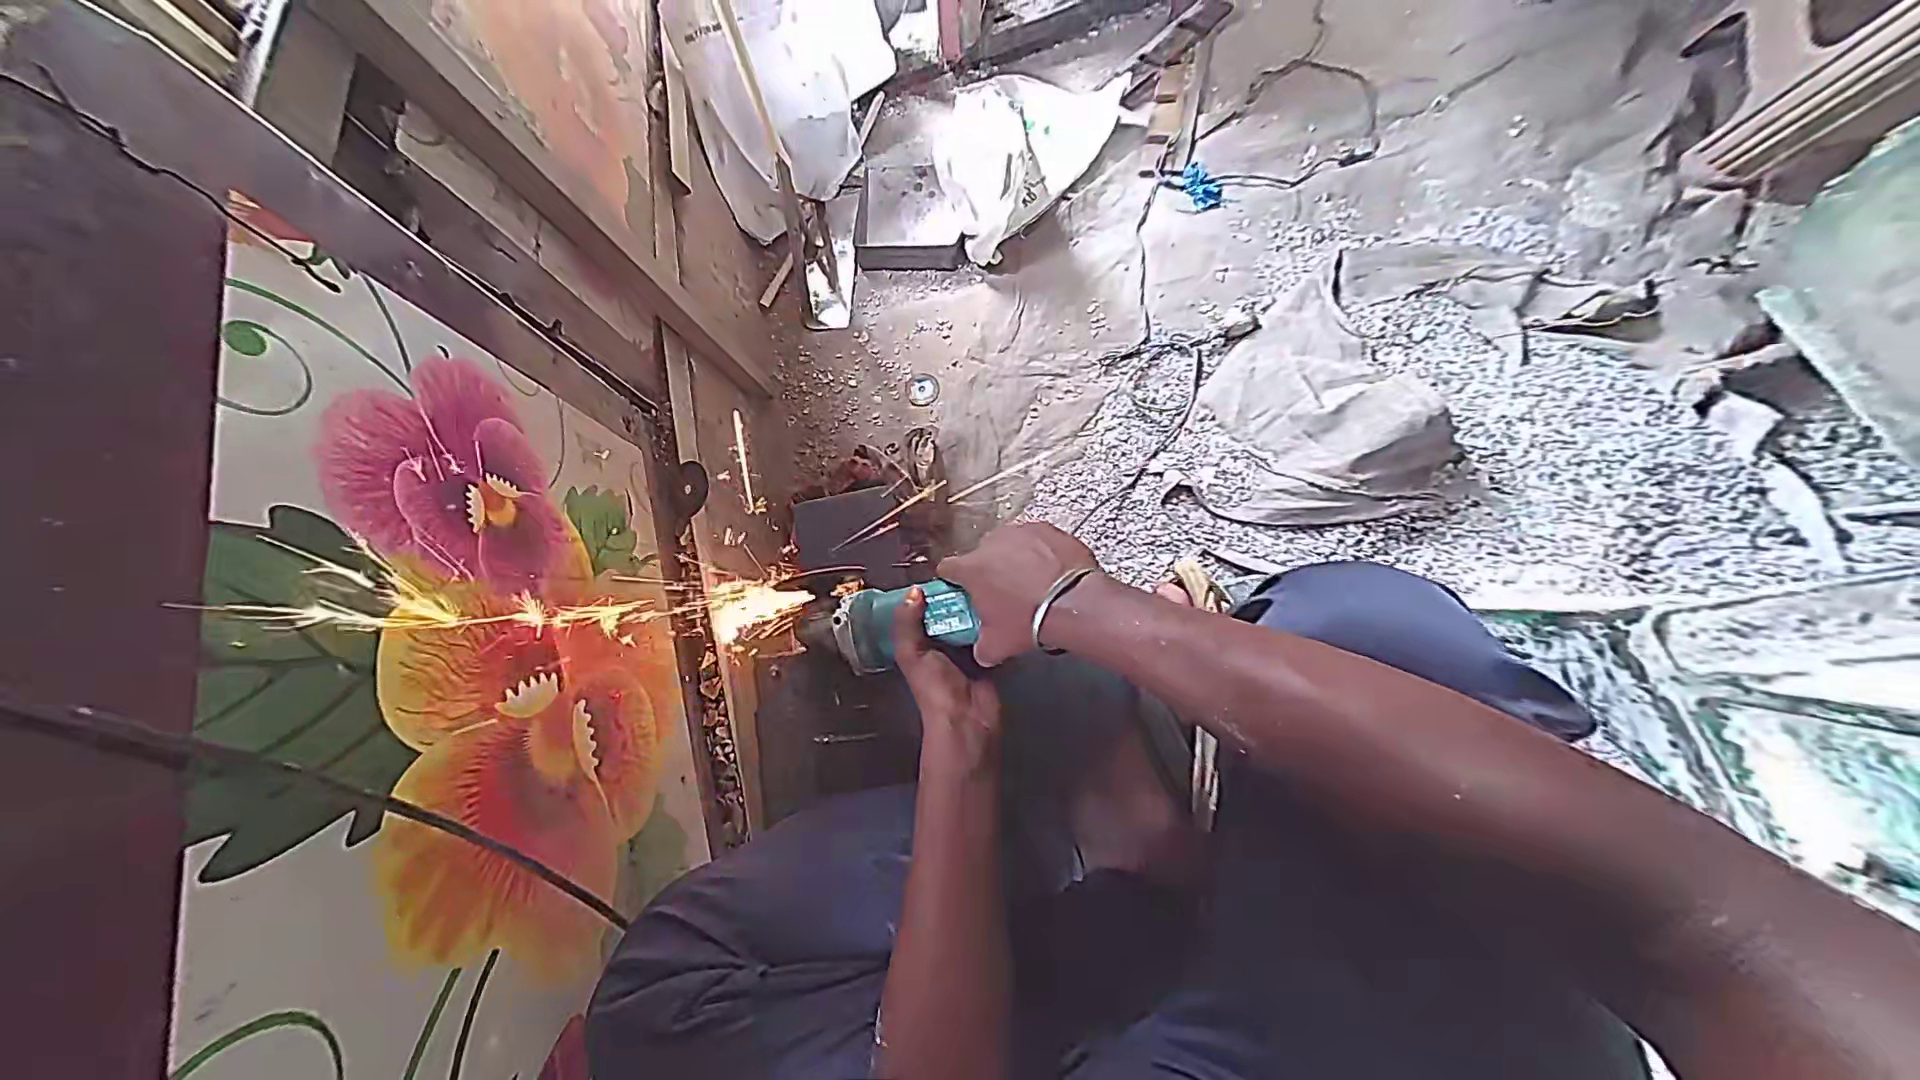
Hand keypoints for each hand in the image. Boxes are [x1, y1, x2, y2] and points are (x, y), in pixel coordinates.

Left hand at [893, 586, 1001, 777]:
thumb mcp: (911, 654)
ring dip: (980, 608)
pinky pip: (994, 632)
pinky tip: (1003, 606)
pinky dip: (998, 622)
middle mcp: (945, 642)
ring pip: (974, 619)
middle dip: (961, 597)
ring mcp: (969, 648)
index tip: (946, 572)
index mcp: (921, 642)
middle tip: (973, 575)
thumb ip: (907, 624)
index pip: (925, 610)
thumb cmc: (934, 690)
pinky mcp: (991, 653)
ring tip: (990, 585)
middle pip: (953, 612)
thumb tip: (913, 592)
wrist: (967, 719)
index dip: (932, 593)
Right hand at [937, 522, 1101, 665]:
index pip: (948, 568)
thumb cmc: (1033, 619)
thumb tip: (982, 653)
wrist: (1075, 604)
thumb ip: (981, 648)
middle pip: (981, 555)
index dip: (954, 581)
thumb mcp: (997, 646)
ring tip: (1030, 582)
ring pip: (1009, 544)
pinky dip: (1040, 553)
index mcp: (971, 568)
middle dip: (988, 571)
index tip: (963, 591)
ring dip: (1014, 559)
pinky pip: (1036, 540)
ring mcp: (1021, 532)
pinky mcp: (1047, 529)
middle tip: (1003, 592)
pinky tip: (1050, 572)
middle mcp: (992, 542)